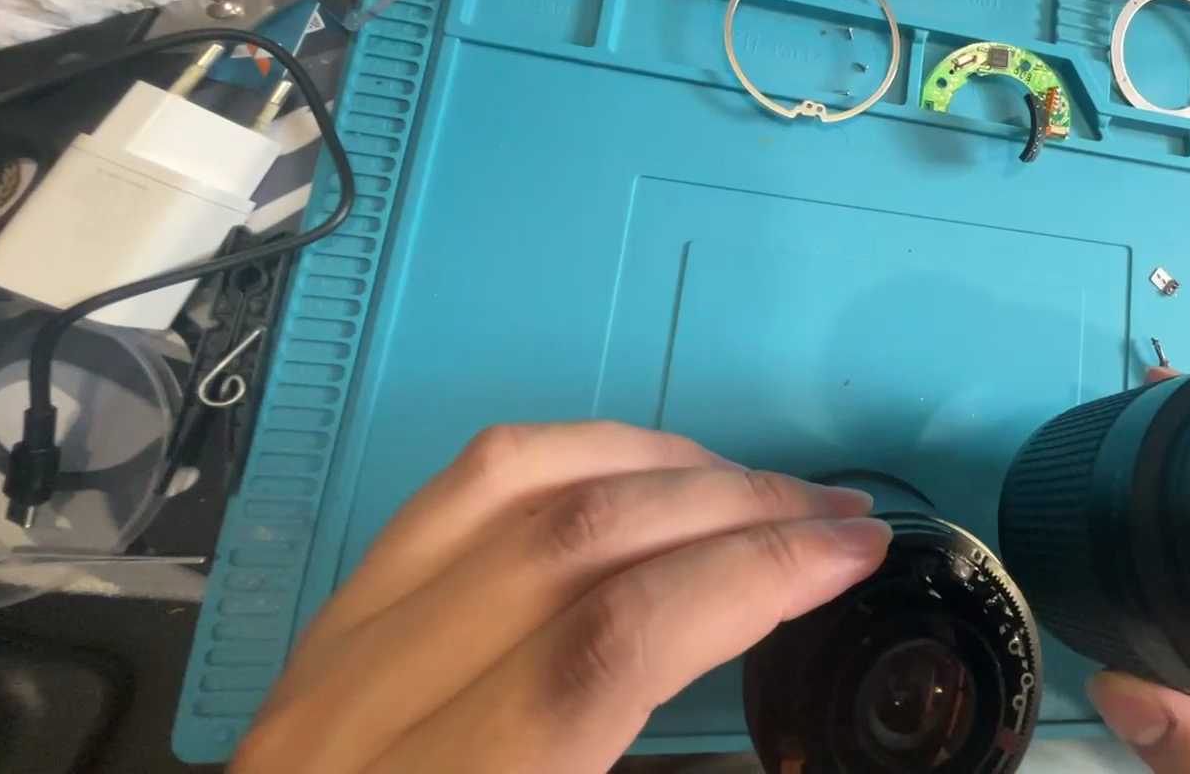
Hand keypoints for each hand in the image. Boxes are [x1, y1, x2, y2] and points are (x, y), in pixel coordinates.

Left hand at [233, 421, 890, 772]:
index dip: (754, 577)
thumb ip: (687, 766)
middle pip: (582, 541)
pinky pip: (481, 475)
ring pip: (530, 480)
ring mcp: (335, 645)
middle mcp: (353, 719)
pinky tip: (659, 470)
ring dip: (678, 468)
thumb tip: (787, 630)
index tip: (854, 551)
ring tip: (764, 491)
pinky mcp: (344, 606)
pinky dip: (593, 447)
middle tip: (837, 514)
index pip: (613, 645)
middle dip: (744, 508)